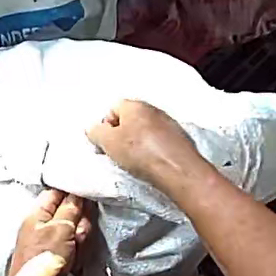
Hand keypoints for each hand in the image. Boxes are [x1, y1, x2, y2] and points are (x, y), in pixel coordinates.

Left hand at [0, 189, 91, 275]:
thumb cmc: (46, 257)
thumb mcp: (61, 228)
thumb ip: (70, 208)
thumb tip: (76, 191)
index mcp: (37, 213)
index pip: (56, 192)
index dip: (72, 191)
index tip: (89, 193)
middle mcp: (42, 224)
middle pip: (68, 212)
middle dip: (79, 222)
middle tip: (79, 233)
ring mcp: (49, 240)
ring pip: (73, 230)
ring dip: (79, 239)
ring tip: (75, 250)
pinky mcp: (56, 255)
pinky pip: (72, 246)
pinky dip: (76, 252)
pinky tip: (75, 260)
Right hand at [86, 100, 209, 193]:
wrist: (178, 171)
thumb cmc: (140, 153)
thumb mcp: (108, 143)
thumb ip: (96, 132)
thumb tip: (94, 129)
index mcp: (135, 105)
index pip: (113, 108)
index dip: (106, 125)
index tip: (105, 143)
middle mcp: (154, 109)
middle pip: (130, 118)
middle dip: (122, 134)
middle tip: (118, 153)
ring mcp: (170, 123)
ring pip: (146, 129)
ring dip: (139, 142)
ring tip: (136, 161)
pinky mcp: (181, 138)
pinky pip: (160, 140)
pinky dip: (154, 149)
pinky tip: (152, 162)